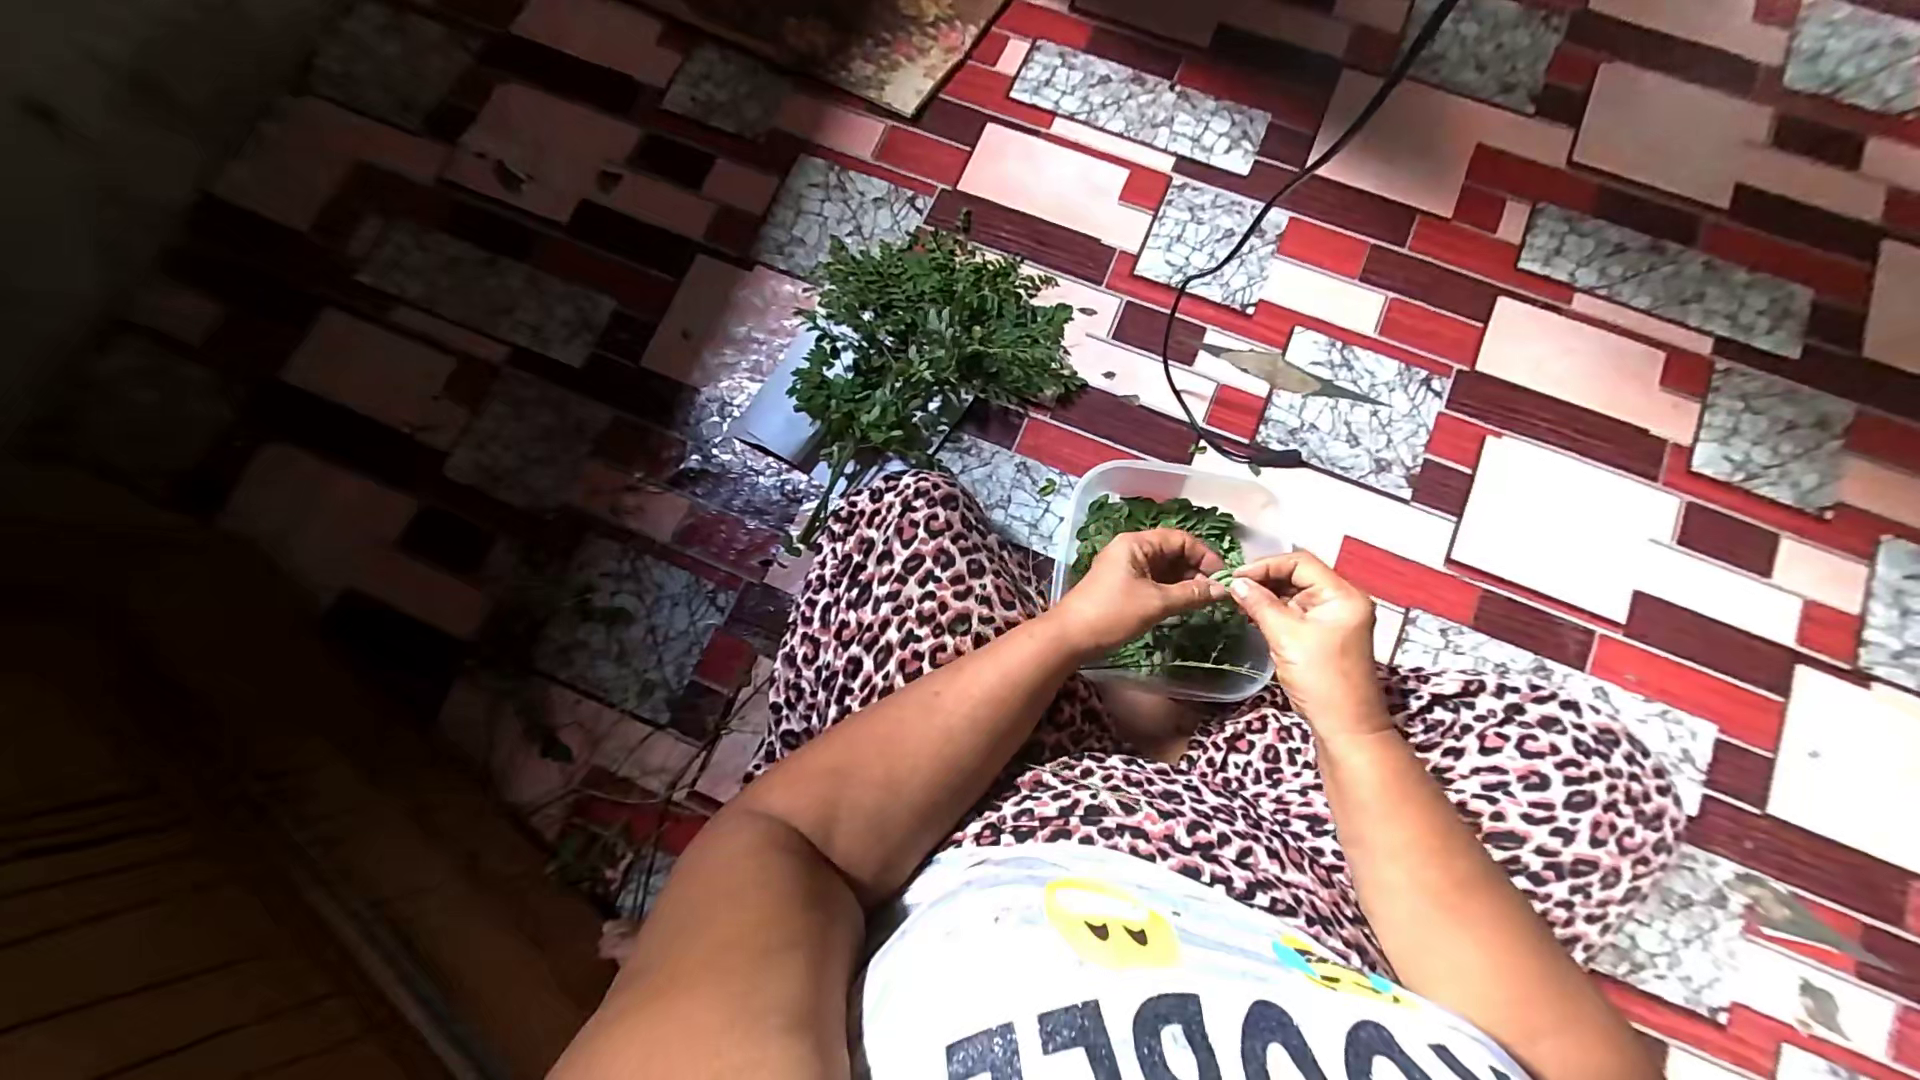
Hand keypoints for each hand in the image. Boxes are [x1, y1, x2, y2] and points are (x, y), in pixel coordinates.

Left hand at [1047, 529, 1227, 657]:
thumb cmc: (1112, 613)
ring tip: (1206, 600)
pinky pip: (1154, 581)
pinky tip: (1186, 604)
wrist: (1070, 637)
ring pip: (1164, 569)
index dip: (1204, 555)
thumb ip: (1191, 594)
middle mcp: (1130, 550)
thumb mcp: (1155, 603)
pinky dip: (1172, 590)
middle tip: (1217, 593)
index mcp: (1135, 543)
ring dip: (1185, 582)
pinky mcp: (1123, 586)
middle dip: (1196, 570)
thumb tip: (1222, 590)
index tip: (1222, 577)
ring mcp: (1126, 568)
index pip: (1180, 539)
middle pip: (1173, 552)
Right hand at [1225, 552, 1389, 737]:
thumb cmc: (1321, 678)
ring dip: (1266, 594)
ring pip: (1294, 593)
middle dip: (1264, 579)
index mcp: (1343, 595)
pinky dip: (1273, 610)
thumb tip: (1235, 583)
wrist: (1345, 724)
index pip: (1301, 562)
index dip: (1266, 565)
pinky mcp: (1323, 633)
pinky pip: (1294, 611)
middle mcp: (1341, 600)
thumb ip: (1260, 604)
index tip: (1236, 576)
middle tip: (1233, 587)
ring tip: (1238, 599)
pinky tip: (1252, 613)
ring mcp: (1333, 617)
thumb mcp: (1286, 636)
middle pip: (1298, 575)